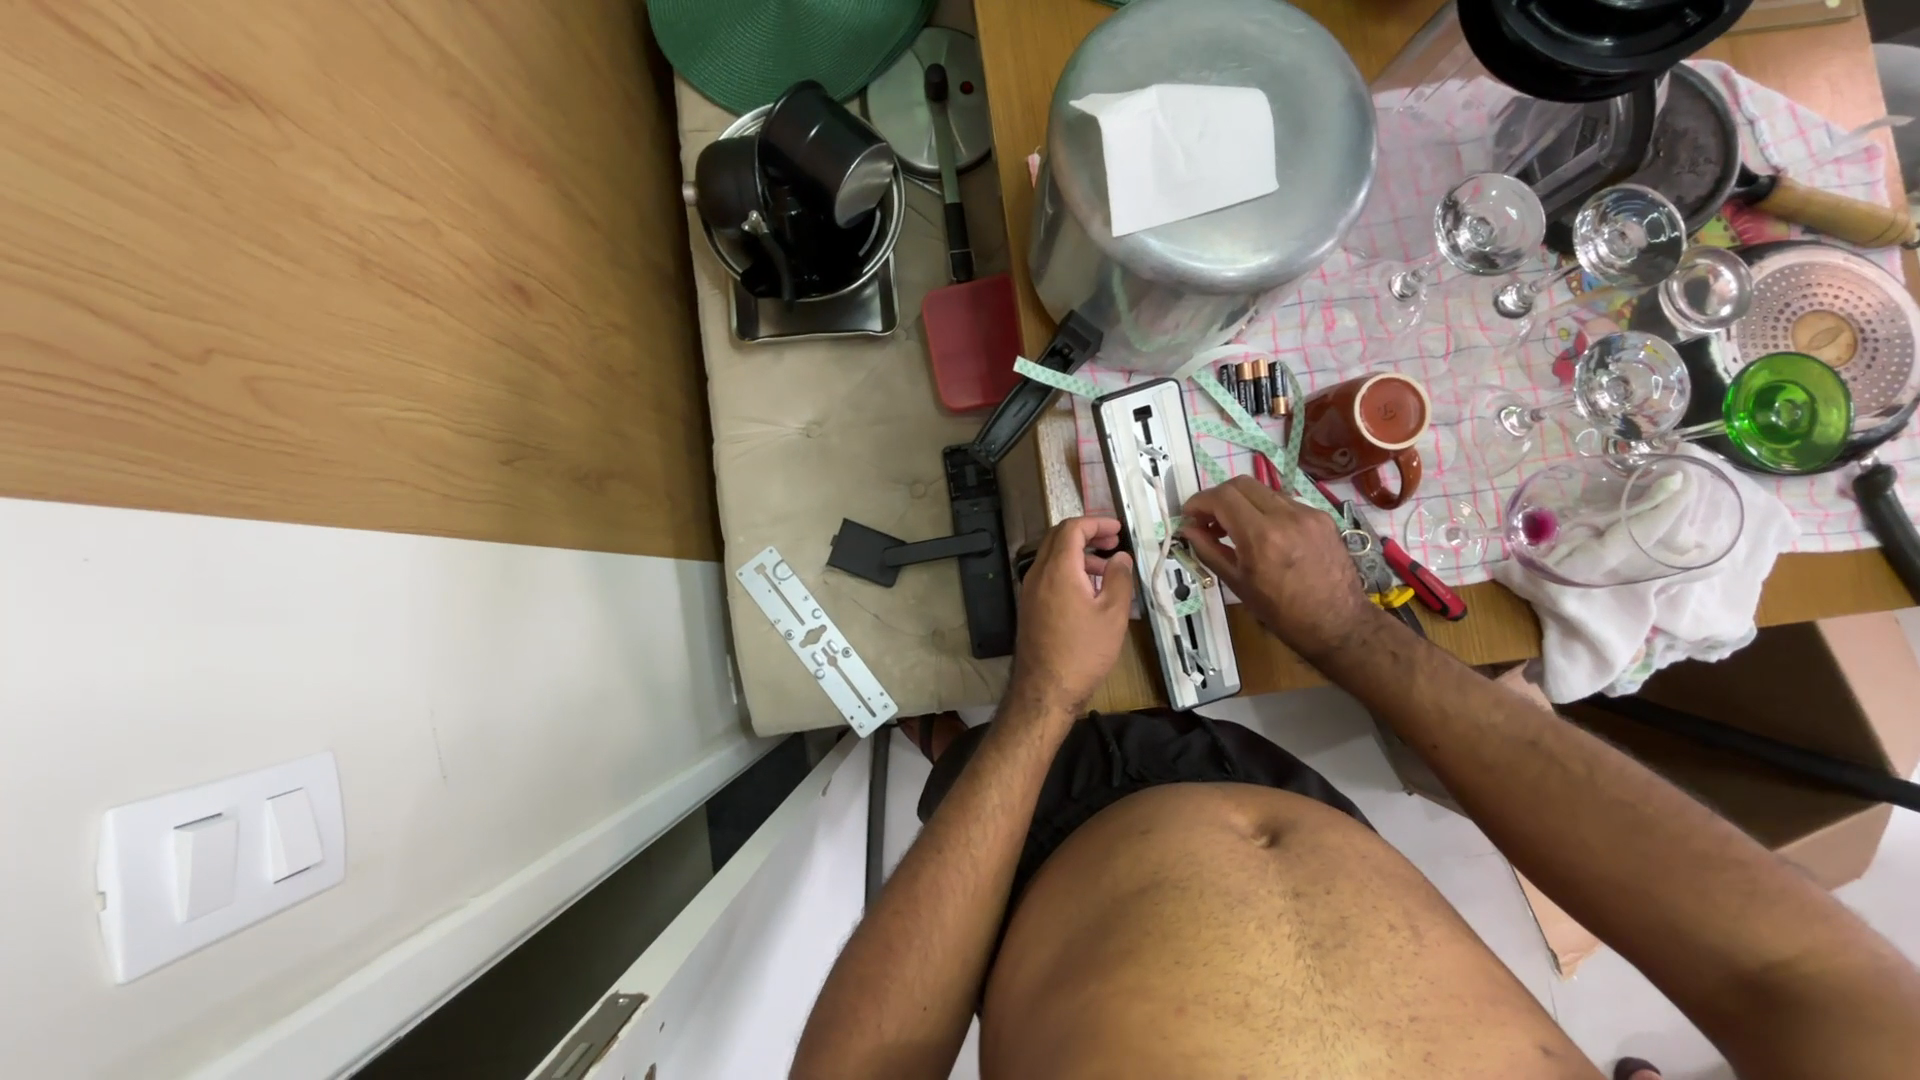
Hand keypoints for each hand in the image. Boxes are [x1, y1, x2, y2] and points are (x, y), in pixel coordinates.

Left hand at [1010, 517, 1135, 713]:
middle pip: (1058, 538)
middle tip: (1113, 543)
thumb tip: (1121, 557)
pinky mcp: (1029, 607)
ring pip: (1052, 557)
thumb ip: (1120, 579)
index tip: (1118, 530)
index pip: (1072, 528)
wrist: (1045, 689)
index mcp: (1058, 569)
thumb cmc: (1083, 652)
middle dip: (1087, 534)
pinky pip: (1048, 576)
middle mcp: (1037, 574)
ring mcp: (1029, 591)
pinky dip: (1068, 572)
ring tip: (1107, 571)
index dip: (1097, 523)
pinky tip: (1089, 592)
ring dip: (1079, 555)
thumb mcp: (1113, 614)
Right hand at [1180, 476, 1391, 662]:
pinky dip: (1266, 510)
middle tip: (1209, 520)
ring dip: (1242, 502)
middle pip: (1241, 484)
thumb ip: (1208, 550)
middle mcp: (1285, 516)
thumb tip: (1188, 530)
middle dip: (1218, 497)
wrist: (1337, 622)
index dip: (1199, 502)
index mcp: (1261, 537)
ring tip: (1235, 527)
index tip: (1189, 516)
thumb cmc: (1281, 612)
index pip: (1221, 497)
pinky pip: (1285, 502)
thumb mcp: (1237, 583)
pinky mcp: (1322, 517)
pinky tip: (1264, 533)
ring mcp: (1308, 513)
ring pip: (1264, 490)